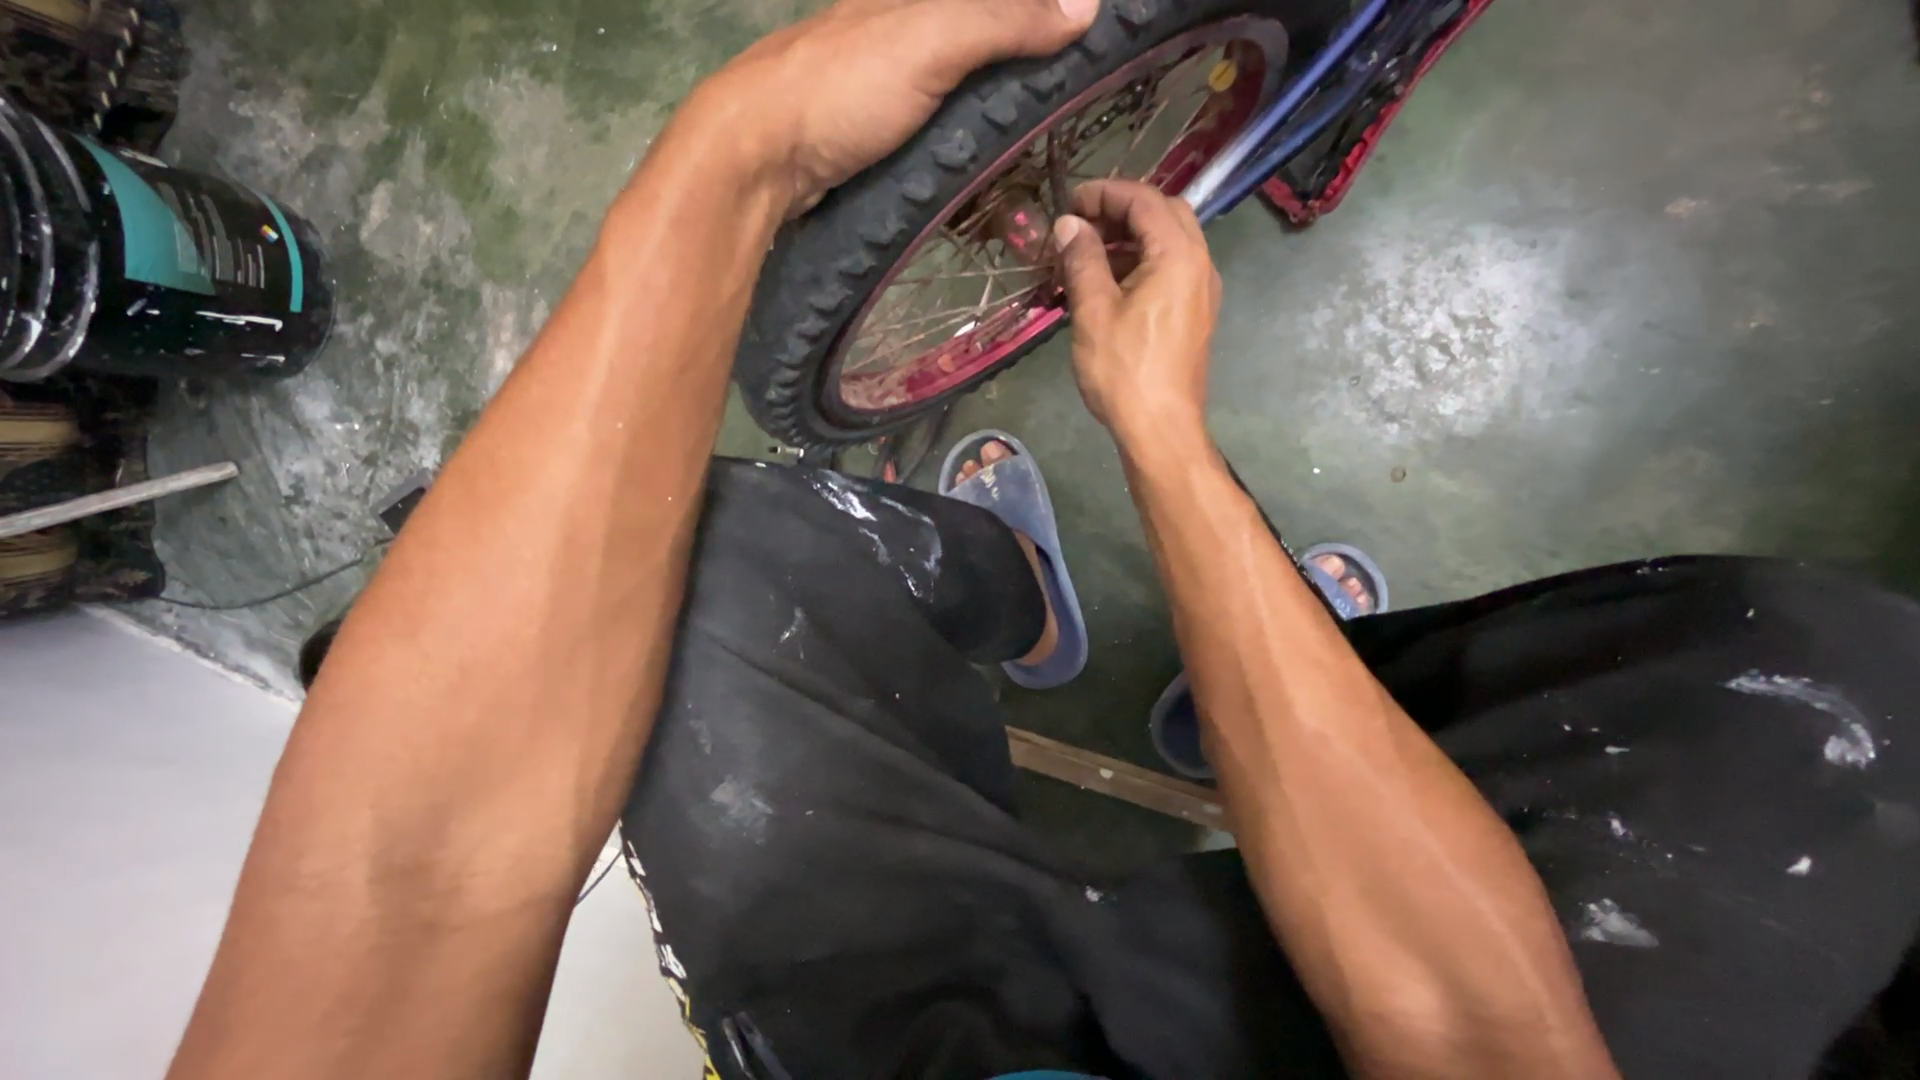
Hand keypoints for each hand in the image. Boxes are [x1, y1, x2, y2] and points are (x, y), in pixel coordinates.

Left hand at [700, 0, 1099, 214]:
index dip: (1042, 14)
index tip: (1085, 40)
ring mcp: (890, 90)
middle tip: (1078, 99)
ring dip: (1002, 112)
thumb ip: (1005, 20)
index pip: (998, 5)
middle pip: (983, 44)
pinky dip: (969, 143)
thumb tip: (1088, 6)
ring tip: (1048, 138)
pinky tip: (992, 162)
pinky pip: (940, 131)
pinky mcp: (879, 137)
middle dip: (1027, 66)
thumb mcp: (932, 39)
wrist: (762, 156)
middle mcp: (906, 34)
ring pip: (963, 90)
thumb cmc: (845, 86)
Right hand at [1054, 179, 1221, 438]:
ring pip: (1169, 242)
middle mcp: (1200, 264)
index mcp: (1178, 255)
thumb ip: (1083, 259)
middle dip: (1121, 211)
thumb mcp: (1093, 311)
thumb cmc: (1124, 370)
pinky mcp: (1196, 314)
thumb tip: (1069, 225)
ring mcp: (1202, 291)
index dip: (1104, 193)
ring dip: (1130, 239)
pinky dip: (1141, 264)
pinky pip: (1172, 270)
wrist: (1161, 428)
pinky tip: (1108, 285)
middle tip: (1082, 225)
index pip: (1144, 200)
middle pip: (1164, 214)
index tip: (1069, 204)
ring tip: (1087, 257)